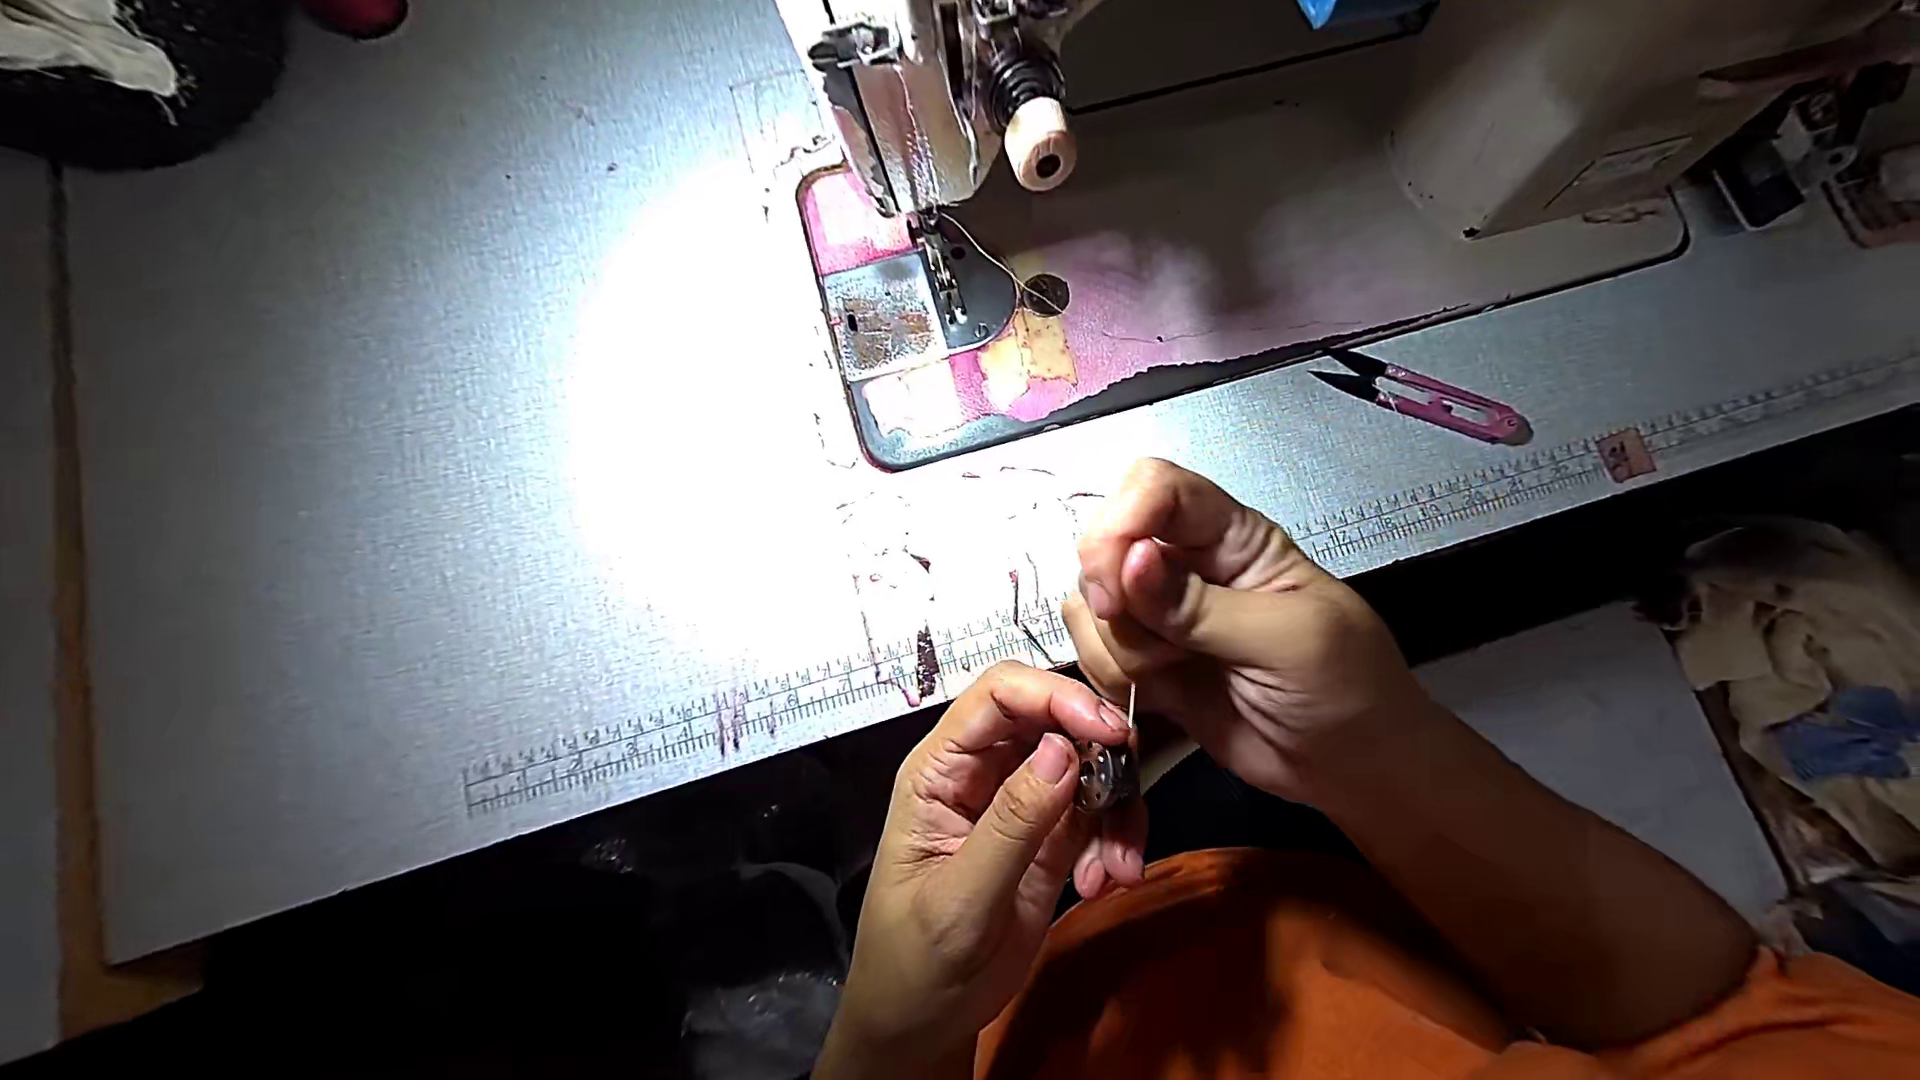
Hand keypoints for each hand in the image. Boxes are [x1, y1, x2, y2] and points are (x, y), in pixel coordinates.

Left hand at [817, 663, 1144, 1078]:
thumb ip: (1011, 823)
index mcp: (940, 766)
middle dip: (1098, 748)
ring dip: (1115, 806)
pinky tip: (1104, 882)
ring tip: (1115, 869)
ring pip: (1083, 761)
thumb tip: (1062, 749)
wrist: (924, 1020)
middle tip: (1128, 792)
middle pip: (1049, 718)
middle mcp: (981, 767)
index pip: (997, 695)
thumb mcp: (959, 899)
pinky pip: (1096, 808)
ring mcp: (1019, 796)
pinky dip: (1114, 837)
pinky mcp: (1050, 830)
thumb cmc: (916, 960)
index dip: (1053, 696)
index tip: (1108, 730)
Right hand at [1064, 458, 1435, 802]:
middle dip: (1113, 597)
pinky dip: (1109, 680)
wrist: (1348, 772)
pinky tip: (1156, 695)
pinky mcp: (1142, 660)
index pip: (1155, 487)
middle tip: (1158, 645)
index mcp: (1231, 537)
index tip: (1115, 580)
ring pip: (1088, 604)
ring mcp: (1157, 615)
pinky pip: (1090, 652)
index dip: (1122, 520)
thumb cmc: (1347, 692)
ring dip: (1118, 648)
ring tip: (1174, 672)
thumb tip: (1131, 559)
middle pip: (1106, 547)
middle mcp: (1184, 566)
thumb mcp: (1292, 640)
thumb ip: (1202, 605)